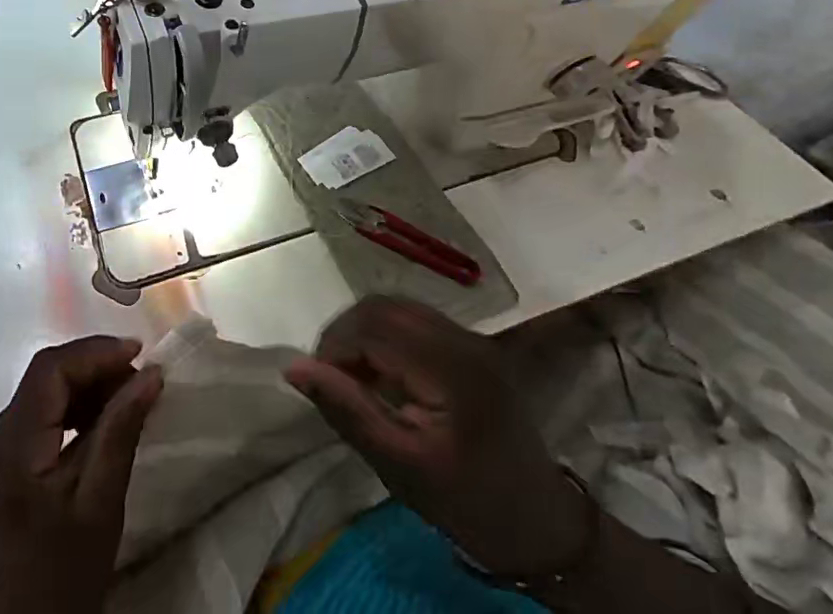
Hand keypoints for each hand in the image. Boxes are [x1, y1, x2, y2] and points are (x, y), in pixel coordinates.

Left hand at [0, 337, 164, 613]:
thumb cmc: (62, 579)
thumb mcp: (99, 505)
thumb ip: (120, 432)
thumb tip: (150, 374)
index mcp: (9, 442)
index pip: (49, 370)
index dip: (95, 352)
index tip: (140, 351)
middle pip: (43, 380)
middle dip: (94, 370)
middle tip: (142, 379)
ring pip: (41, 397)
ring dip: (85, 390)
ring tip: (130, 398)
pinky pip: (36, 420)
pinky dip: (70, 413)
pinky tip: (102, 423)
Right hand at [285, 298, 588, 576]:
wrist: (539, 525)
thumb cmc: (464, 500)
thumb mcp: (397, 463)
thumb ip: (346, 409)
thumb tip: (293, 368)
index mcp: (451, 368)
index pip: (372, 327)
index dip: (334, 348)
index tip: (322, 385)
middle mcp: (464, 341)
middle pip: (382, 308)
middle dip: (345, 336)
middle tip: (334, 379)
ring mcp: (472, 340)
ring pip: (396, 308)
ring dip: (363, 333)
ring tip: (354, 375)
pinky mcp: (472, 346)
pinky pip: (413, 320)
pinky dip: (384, 335)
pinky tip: (382, 371)